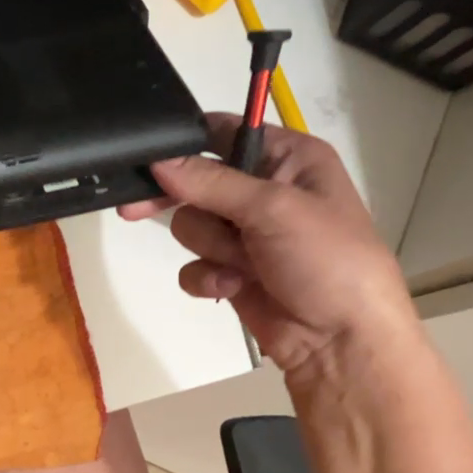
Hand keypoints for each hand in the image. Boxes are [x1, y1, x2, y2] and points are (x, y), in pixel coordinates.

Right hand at [119, 113, 417, 381]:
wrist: (338, 338)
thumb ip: (211, 183)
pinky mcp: (231, 273)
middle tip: (133, 210)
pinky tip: (233, 288)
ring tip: (244, 264)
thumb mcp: (272, 209)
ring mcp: (246, 235)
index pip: (225, 134)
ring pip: (192, 227)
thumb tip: (158, 159)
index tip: (150, 157)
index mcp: (288, 159)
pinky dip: (209, 278)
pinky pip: (194, 266)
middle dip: (180, 202)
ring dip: (212, 248)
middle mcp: (264, 192)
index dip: (188, 143)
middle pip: (196, 183)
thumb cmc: (325, 259)